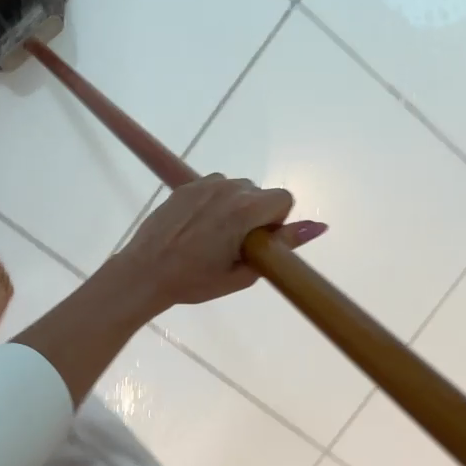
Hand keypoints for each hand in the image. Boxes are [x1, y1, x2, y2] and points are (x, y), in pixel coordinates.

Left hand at [111, 174, 324, 312]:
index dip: (276, 222)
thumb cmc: (194, 281)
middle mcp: (228, 188)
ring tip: (211, 238)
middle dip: (254, 215)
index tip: (257, 243)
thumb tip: (320, 227)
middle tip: (232, 246)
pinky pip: (213, 189)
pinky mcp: (185, 187)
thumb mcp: (243, 273)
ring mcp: (203, 185)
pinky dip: (212, 204)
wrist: (145, 272)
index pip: (284, 198)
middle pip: (259, 193)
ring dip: (233, 209)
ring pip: (236, 190)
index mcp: (245, 209)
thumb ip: (283, 247)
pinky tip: (195, 228)